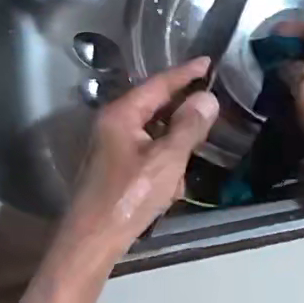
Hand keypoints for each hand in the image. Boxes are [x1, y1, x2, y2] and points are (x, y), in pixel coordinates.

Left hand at [53, 57, 218, 267]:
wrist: (92, 240)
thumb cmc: (128, 196)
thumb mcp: (166, 160)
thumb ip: (188, 127)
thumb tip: (207, 99)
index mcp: (121, 115)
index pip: (158, 84)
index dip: (185, 73)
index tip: (209, 62)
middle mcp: (112, 125)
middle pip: (154, 106)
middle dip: (183, 111)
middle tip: (211, 104)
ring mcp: (111, 148)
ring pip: (153, 133)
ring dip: (175, 144)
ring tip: (197, 150)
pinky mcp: (114, 169)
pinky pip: (147, 155)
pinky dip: (164, 164)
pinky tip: (174, 184)